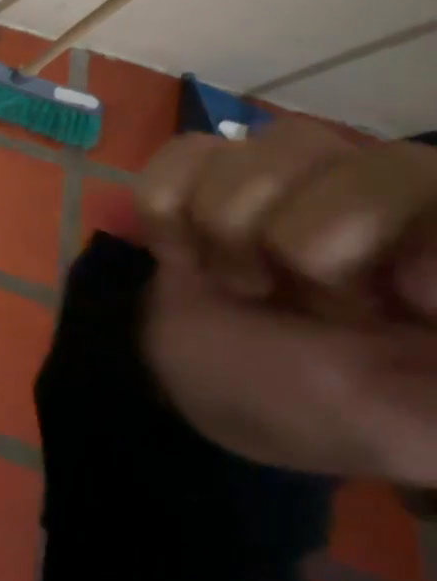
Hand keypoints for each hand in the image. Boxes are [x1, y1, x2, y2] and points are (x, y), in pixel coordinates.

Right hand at [136, 122, 436, 483]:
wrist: (204, 392)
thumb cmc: (328, 412)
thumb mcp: (419, 428)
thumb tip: (419, 289)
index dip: (422, 240)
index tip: (411, 303)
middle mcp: (395, 194)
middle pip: (374, 164)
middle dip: (316, 248)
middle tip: (320, 307)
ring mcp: (297, 175)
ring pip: (265, 152)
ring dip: (233, 233)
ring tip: (248, 284)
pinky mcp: (207, 170)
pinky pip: (182, 155)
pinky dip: (168, 211)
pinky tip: (188, 255)